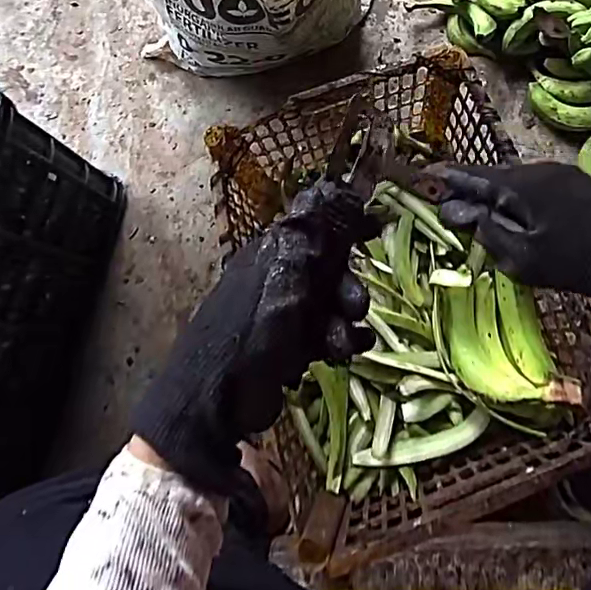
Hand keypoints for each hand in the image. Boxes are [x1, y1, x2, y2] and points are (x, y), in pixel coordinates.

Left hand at [129, 181, 373, 493]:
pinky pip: (327, 333)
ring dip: (345, 321)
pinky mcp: (290, 346)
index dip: (348, 226)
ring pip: (332, 303)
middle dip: (349, 287)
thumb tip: (347, 188)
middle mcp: (281, 274)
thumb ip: (321, 231)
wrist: (216, 400)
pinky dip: (342, 341)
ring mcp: (285, 311)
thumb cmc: (253, 327)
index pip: (319, 224)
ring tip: (343, 342)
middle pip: (331, 268)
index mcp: (276, 248)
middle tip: (355, 307)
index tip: (374, 230)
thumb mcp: (290, 268)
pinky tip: (348, 352)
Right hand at [436, 163, 590, 355]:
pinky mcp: (580, 183)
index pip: (476, 176)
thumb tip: (460, 212)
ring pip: (520, 181)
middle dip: (474, 187)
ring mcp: (563, 173)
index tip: (428, 173)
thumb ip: (488, 232)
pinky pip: (540, 185)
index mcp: (522, 185)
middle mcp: (540, 170)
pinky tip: (522, 212)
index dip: (450, 177)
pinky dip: (522, 197)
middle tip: (452, 197)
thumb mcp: (523, 257)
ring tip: (483, 207)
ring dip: (500, 193)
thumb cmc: (574, 263)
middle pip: (497, 176)